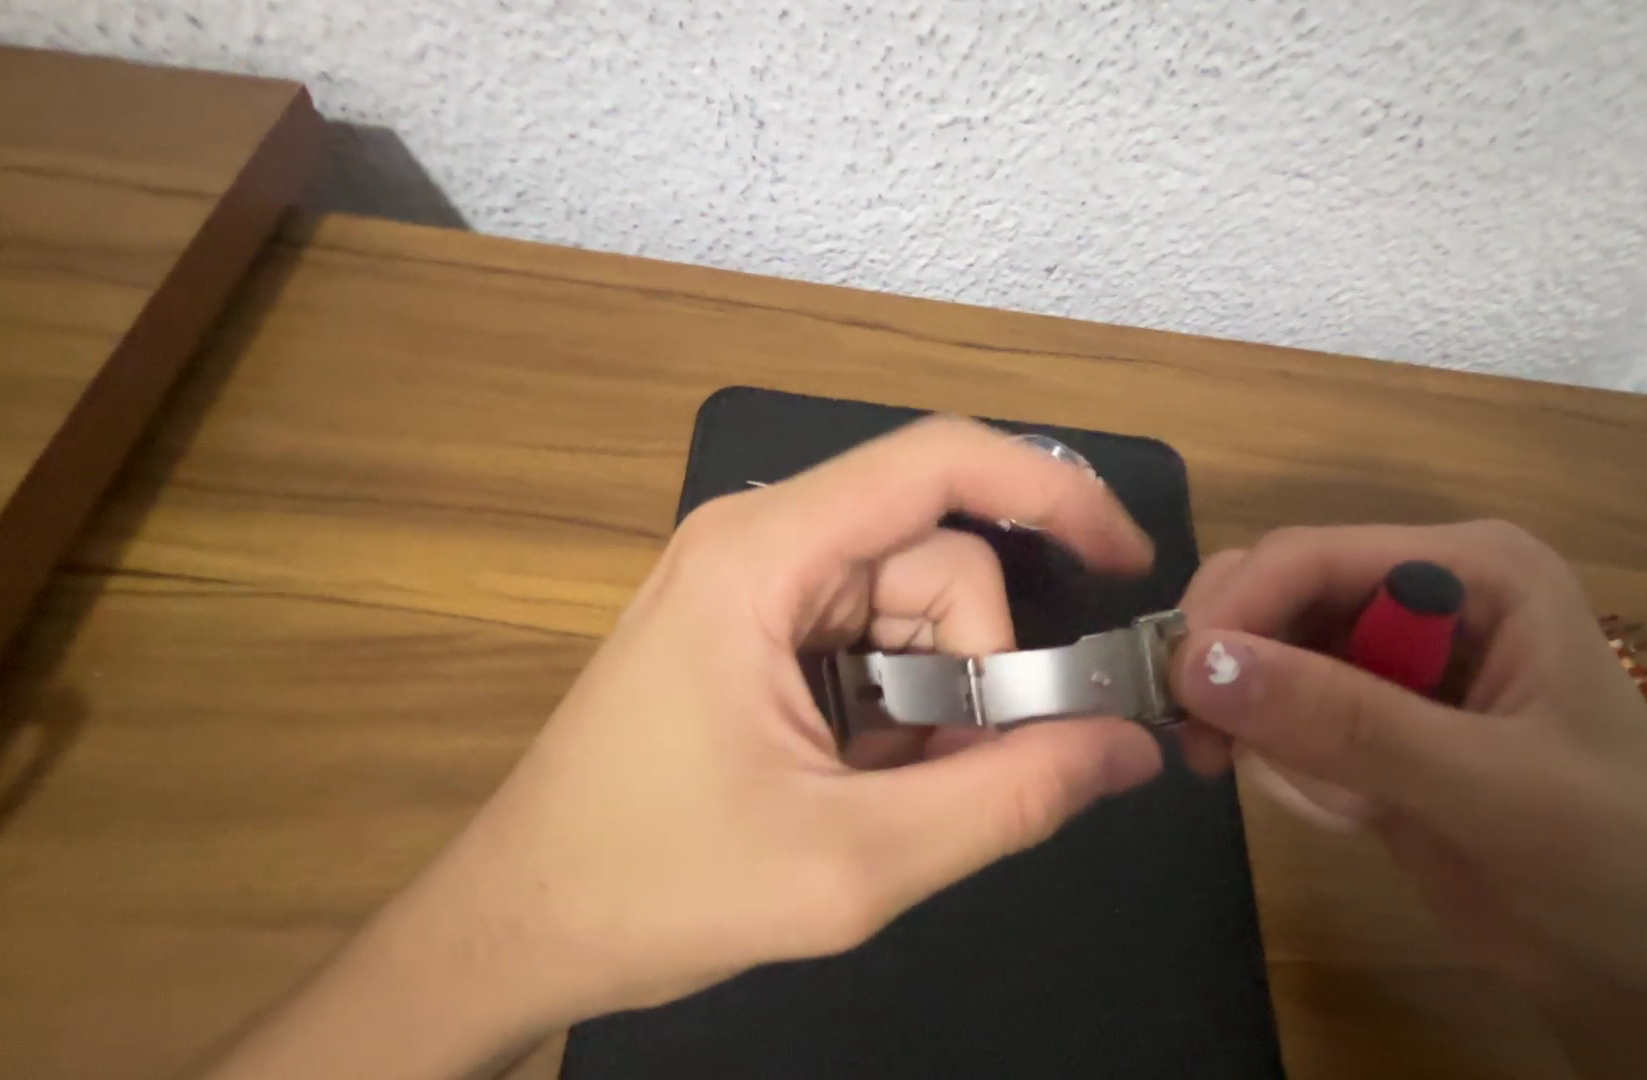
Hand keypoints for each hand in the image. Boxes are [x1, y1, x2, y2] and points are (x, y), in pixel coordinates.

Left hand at [206, 417, 1162, 1079]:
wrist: (517, 923)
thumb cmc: (658, 887)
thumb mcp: (856, 861)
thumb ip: (1009, 797)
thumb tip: (1129, 747)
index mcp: (766, 553)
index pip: (939, 463)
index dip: (1051, 492)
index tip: (1127, 560)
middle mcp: (762, 539)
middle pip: (938, 560)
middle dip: (978, 668)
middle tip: (963, 770)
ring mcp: (758, 580)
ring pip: (915, 606)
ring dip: (941, 697)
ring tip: (894, 787)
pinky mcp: (760, 625)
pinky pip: (877, 637)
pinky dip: (903, 703)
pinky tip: (864, 772)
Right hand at [1168, 521, 1646, 1079]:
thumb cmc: (1614, 868)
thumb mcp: (1487, 790)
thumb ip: (1343, 722)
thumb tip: (1196, 664)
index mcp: (1471, 569)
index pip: (1310, 557)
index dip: (1234, 610)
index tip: (1177, 688)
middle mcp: (1418, 588)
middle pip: (1270, 590)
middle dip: (1227, 658)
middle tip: (1198, 740)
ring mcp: (1385, 648)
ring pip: (1257, 644)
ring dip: (1240, 708)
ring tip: (1256, 778)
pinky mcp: (1359, 706)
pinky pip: (1270, 699)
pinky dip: (1263, 743)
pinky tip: (1307, 795)